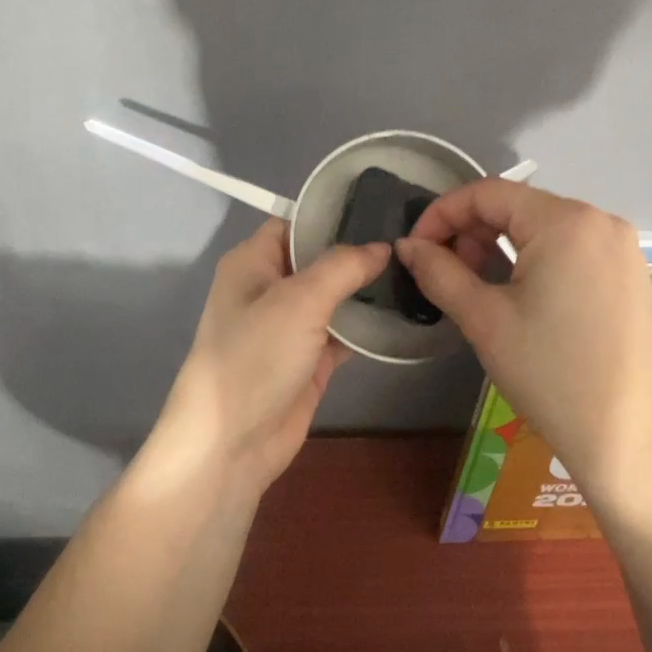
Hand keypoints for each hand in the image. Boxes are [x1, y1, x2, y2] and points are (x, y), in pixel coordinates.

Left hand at [150, 219, 391, 499]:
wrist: (231, 443)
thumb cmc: (255, 357)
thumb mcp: (298, 301)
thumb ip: (342, 267)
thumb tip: (381, 247)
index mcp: (253, 263)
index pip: (295, 224)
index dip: (334, 216)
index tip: (384, 208)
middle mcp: (269, 289)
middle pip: (319, 260)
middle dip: (360, 253)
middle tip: (414, 240)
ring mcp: (290, 328)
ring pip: (335, 298)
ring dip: (368, 290)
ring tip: (420, 269)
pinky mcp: (309, 361)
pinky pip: (344, 334)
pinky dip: (369, 327)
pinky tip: (406, 313)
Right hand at [396, 179, 651, 499]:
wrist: (631, 438)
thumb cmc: (552, 374)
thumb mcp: (485, 320)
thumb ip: (439, 272)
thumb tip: (406, 245)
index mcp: (566, 221)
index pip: (488, 192)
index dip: (441, 213)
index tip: (413, 248)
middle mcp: (600, 221)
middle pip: (518, 206)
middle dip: (469, 231)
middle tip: (442, 274)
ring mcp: (621, 249)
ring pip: (542, 229)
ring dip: (498, 247)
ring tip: (473, 288)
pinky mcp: (628, 276)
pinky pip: (568, 250)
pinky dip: (531, 261)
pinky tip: (514, 298)